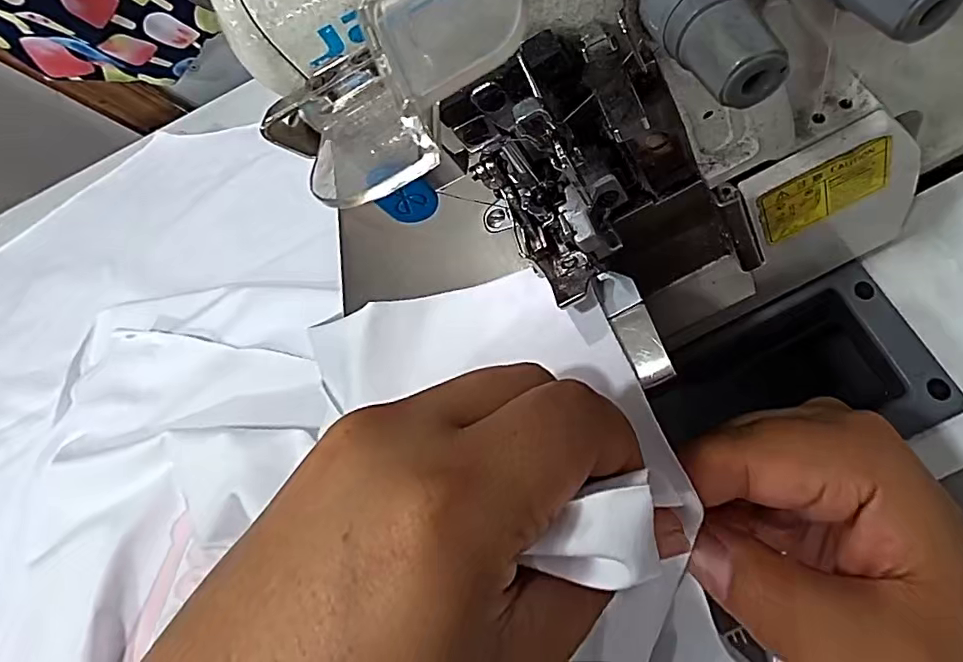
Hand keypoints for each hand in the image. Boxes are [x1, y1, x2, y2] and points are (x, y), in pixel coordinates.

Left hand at [147, 363, 678, 661]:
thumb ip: (585, 578)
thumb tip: (627, 520)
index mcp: (447, 500)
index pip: (574, 413)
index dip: (618, 448)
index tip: (622, 495)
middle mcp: (398, 439)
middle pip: (531, 383)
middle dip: (569, 436)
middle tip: (570, 514)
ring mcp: (358, 431)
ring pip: (484, 390)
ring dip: (518, 437)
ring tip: (505, 524)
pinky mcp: (335, 440)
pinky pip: (434, 410)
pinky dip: (470, 442)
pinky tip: (452, 518)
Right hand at [682, 400, 962, 661]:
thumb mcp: (868, 647)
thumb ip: (771, 594)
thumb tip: (694, 544)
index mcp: (854, 452)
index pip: (740, 448)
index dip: (686, 485)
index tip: (649, 525)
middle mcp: (834, 433)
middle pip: (730, 446)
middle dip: (691, 495)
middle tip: (659, 547)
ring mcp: (822, 451)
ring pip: (731, 463)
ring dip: (705, 509)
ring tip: (687, 554)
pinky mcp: (812, 478)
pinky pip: (747, 486)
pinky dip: (726, 519)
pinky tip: (724, 553)